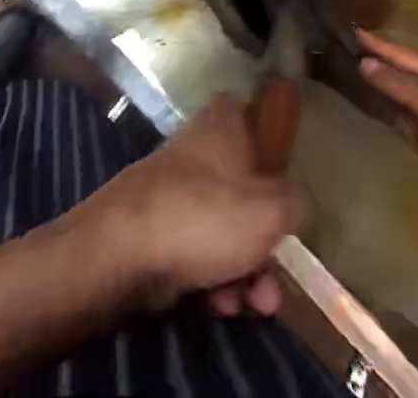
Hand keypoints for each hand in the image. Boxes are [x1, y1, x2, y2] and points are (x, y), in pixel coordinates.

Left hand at [71, 96, 303, 315]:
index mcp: (222, 128)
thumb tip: (297, 204)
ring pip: (224, 227)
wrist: (120, 254)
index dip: (270, 140)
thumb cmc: (205, 216)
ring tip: (254, 305)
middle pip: (244, 187)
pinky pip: (198, 251)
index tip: (285, 176)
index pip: (248, 113)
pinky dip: (214, 278)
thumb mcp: (271, 209)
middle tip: (277, 275)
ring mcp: (174, 193)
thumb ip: (296, 202)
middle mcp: (197, 154)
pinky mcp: (155, 230)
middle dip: (265, 239)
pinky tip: (221, 305)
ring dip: (245, 270)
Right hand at [358, 31, 417, 230]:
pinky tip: (380, 115)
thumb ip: (401, 86)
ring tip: (354, 79)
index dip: (380, 45)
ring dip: (385, 90)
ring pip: (407, 100)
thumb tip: (365, 62)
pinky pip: (411, 125)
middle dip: (381, 64)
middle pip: (407, 75)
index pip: (406, 55)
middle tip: (347, 53)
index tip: (352, 31)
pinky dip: (394, 117)